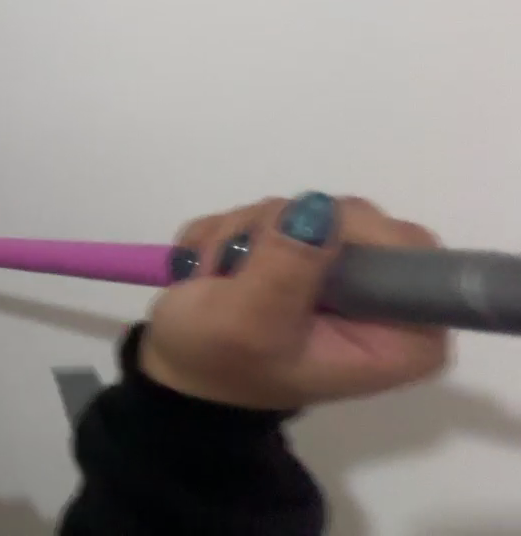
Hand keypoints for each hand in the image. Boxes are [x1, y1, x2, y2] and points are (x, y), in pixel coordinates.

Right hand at [141, 192, 450, 409]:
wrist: (181, 373)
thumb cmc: (219, 360)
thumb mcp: (247, 320)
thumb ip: (285, 267)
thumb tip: (316, 210)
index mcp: (399, 330)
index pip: (403, 247)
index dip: (342, 231)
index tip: (282, 241)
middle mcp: (377, 297)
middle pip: (344, 219)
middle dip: (272, 229)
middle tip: (230, 265)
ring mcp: (331, 274)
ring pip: (293, 213)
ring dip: (235, 234)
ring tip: (210, 276)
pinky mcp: (291, 258)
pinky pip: (258, 217)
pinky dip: (220, 233)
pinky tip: (206, 267)